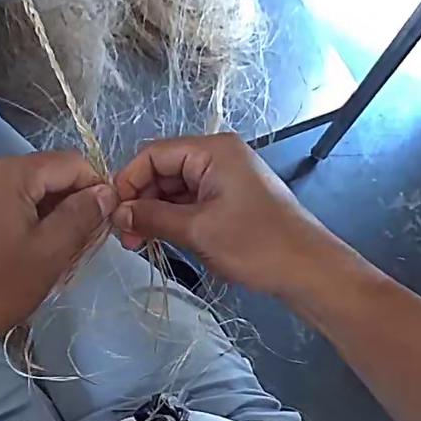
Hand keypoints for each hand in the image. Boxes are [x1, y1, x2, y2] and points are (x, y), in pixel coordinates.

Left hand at [0, 151, 115, 387]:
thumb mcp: (51, 251)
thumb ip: (83, 214)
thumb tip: (105, 192)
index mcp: (7, 173)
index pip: (70, 162)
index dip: (97, 187)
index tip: (107, 221)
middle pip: (45, 174)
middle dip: (71, 202)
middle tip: (83, 242)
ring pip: (24, 190)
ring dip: (48, 214)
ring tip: (56, 251)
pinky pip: (1, 203)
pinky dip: (23, 220)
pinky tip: (26, 251)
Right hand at [111, 135, 354, 298]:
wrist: (308, 269)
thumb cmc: (258, 244)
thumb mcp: (199, 230)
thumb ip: (154, 217)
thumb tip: (118, 213)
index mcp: (213, 151)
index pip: (154, 154)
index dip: (128, 181)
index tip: (112, 213)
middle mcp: (219, 157)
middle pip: (164, 170)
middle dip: (141, 200)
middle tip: (124, 236)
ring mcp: (227, 180)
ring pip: (177, 190)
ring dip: (156, 213)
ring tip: (139, 242)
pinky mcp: (232, 202)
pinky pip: (194, 204)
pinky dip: (176, 220)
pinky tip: (162, 239)